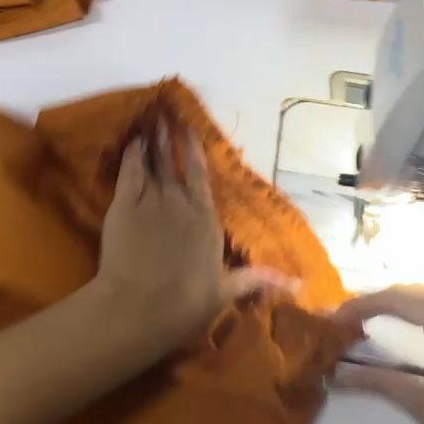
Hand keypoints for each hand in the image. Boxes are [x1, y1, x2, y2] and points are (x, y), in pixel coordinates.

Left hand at [88, 127, 285, 352]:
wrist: (142, 305)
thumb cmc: (186, 303)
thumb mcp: (226, 291)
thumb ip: (256, 280)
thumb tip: (299, 284)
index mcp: (206, 220)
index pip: (201, 178)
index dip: (195, 153)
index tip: (191, 132)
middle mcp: (182, 203)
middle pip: (176, 165)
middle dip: (171, 141)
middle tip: (166, 118)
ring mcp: (152, 200)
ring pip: (153, 163)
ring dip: (153, 143)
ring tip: (151, 123)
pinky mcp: (125, 204)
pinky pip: (129, 172)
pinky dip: (130, 156)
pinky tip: (131, 143)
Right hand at [334, 286, 423, 423]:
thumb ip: (382, 383)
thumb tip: (337, 375)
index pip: (401, 301)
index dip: (363, 305)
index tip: (333, 318)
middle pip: (415, 295)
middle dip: (376, 303)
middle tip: (341, 320)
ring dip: (396, 308)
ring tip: (362, 321)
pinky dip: (416, 317)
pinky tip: (400, 329)